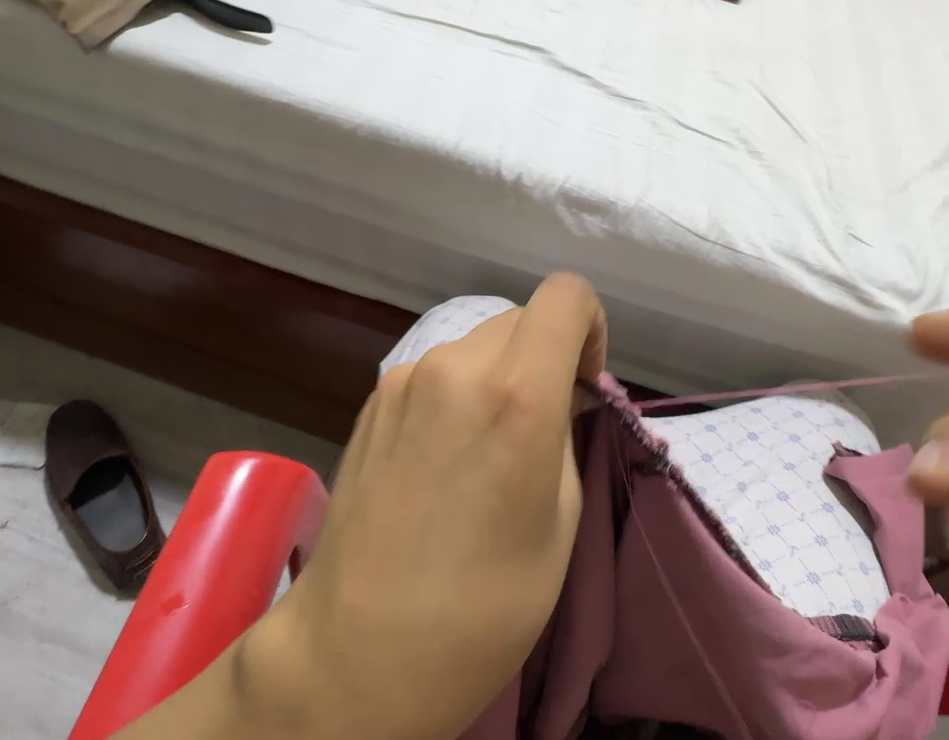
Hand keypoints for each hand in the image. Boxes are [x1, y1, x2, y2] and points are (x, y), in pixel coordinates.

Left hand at [234, 274, 605, 739]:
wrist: (356, 651)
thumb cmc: (484, 606)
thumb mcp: (560, 520)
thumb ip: (564, 434)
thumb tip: (562, 397)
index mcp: (515, 393)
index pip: (567, 296)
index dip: (592, 329)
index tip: (584, 387)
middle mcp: (454, 366)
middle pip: (522, 319)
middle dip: (545, 357)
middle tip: (542, 428)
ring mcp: (403, 379)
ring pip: (476, 344)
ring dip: (499, 375)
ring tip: (487, 451)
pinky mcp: (372, 399)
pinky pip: (436, 371)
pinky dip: (457, 392)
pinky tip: (444, 459)